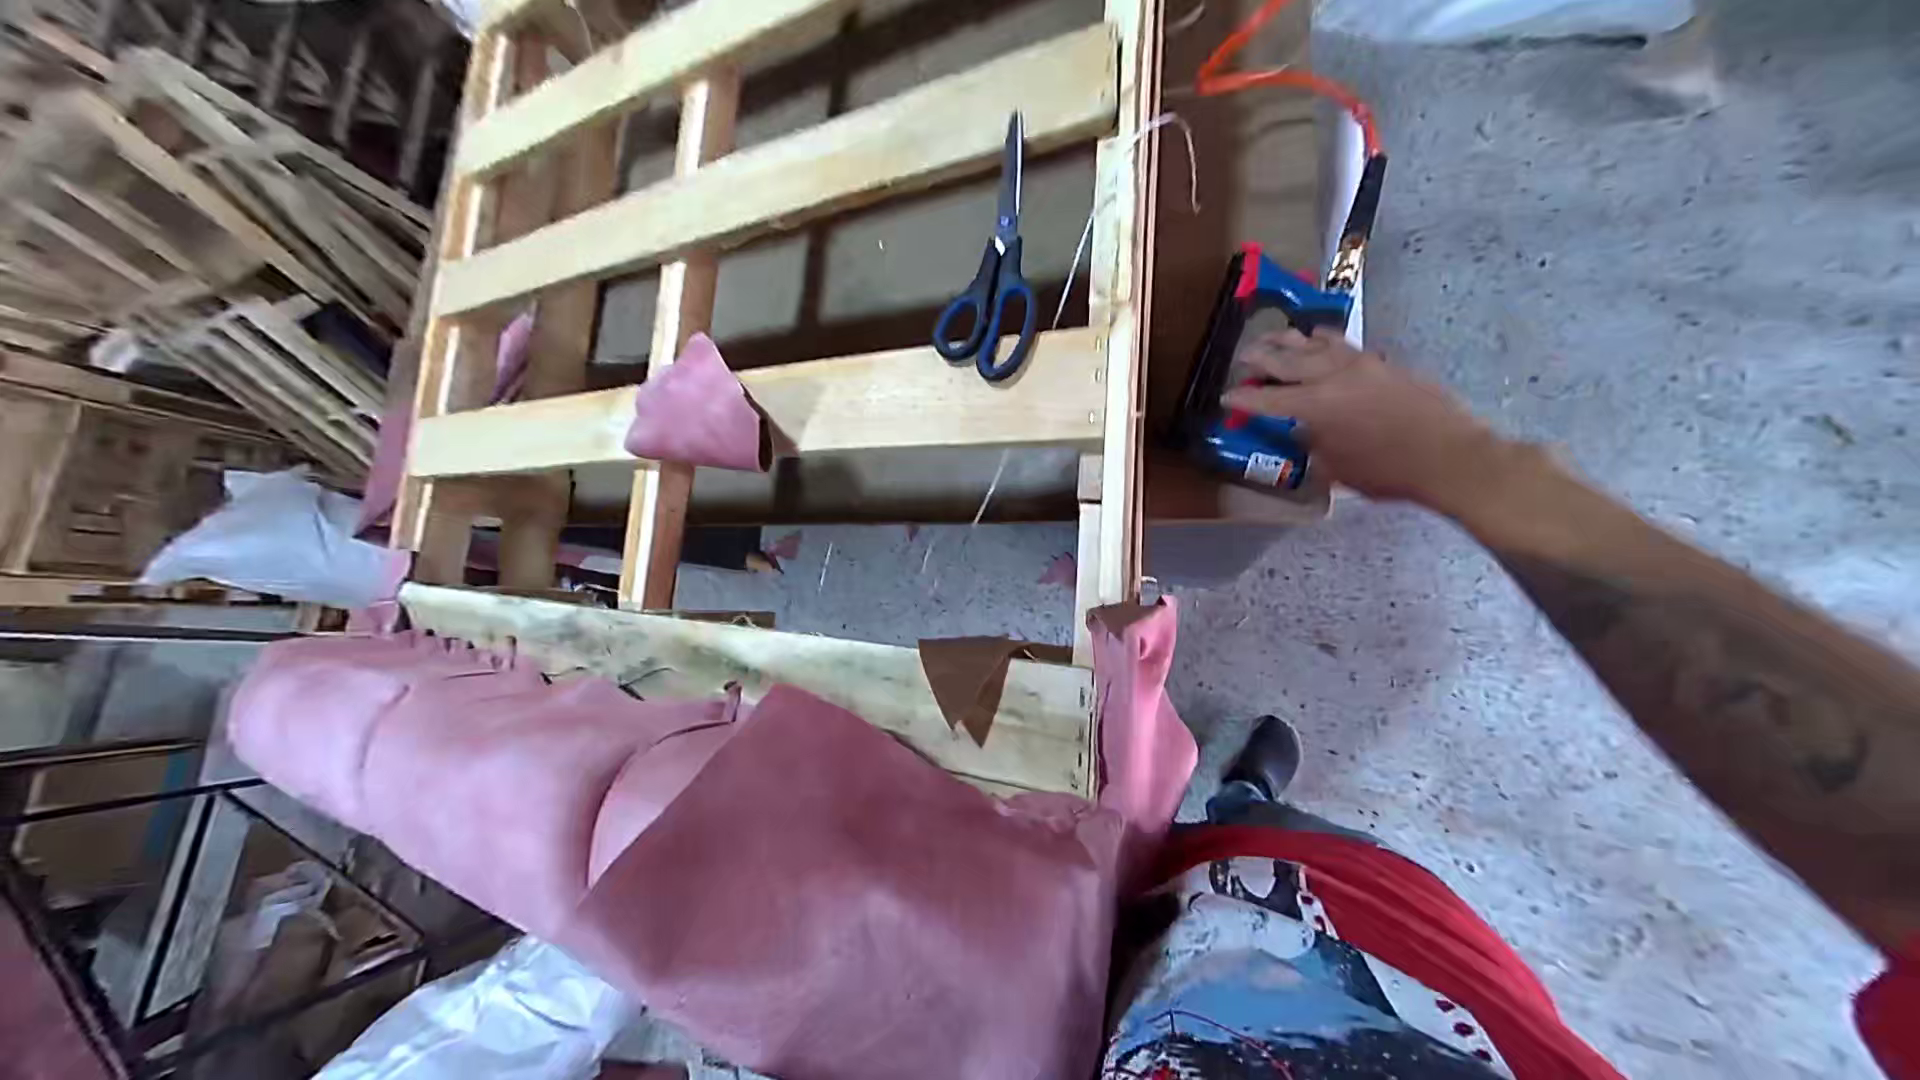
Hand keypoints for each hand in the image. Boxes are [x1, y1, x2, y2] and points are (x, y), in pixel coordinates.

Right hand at [1221, 328, 1516, 514]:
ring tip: (1274, 337)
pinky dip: (1323, 341)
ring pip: (1316, 343)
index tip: (1226, 397)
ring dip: (1290, 340)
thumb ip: (1311, 443)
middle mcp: (1333, 377)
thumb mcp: (1334, 467)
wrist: (1449, 457)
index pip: (1266, 398)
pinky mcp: (1382, 364)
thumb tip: (1302, 430)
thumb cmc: (1386, 472)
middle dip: (1260, 357)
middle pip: (1286, 360)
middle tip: (1243, 356)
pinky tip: (1318, 339)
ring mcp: (1361, 365)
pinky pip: (1343, 345)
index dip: (1243, 397)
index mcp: (1315, 405)